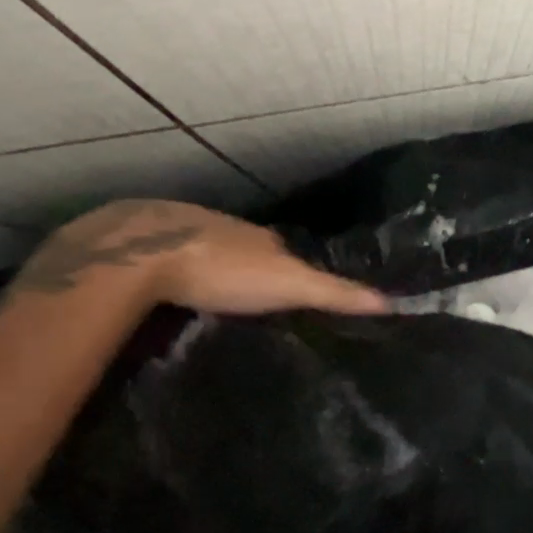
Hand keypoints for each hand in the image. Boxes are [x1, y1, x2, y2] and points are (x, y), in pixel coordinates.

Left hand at [9, 200, 386, 316]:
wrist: (141, 252)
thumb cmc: (222, 268)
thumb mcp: (288, 284)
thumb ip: (334, 293)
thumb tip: (390, 301)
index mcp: (260, 237)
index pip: (286, 253)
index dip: (295, 273)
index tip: (300, 296)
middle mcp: (225, 228)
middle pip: (247, 251)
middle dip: (253, 272)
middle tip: (259, 305)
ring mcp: (183, 233)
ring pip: (208, 254)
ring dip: (215, 273)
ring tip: (219, 305)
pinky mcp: (145, 247)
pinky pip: (172, 262)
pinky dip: (179, 276)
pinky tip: (173, 297)